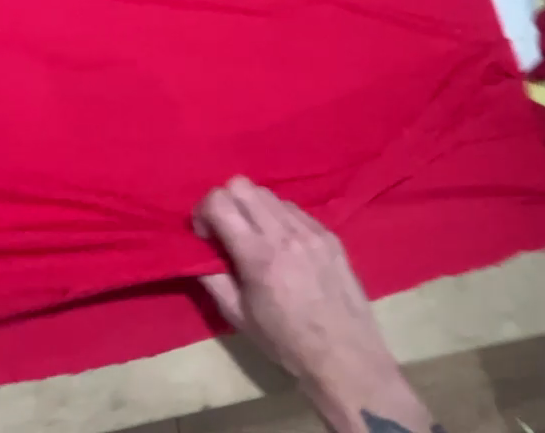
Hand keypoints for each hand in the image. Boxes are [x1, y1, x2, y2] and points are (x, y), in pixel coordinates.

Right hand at [194, 178, 436, 432]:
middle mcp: (284, 234)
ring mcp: (311, 231)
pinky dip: (278, 217)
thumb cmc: (287, 343)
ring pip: (268, 193)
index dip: (203, 211)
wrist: (348, 360)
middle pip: (241, 184)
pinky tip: (283, 244)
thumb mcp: (238, 316)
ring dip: (252, 208)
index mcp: (258, 256)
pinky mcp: (329, 234)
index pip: (219, 201)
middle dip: (225, 201)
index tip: (206, 234)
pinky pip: (293, 208)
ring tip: (256, 236)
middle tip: (227, 229)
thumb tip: (196, 249)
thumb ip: (212, 277)